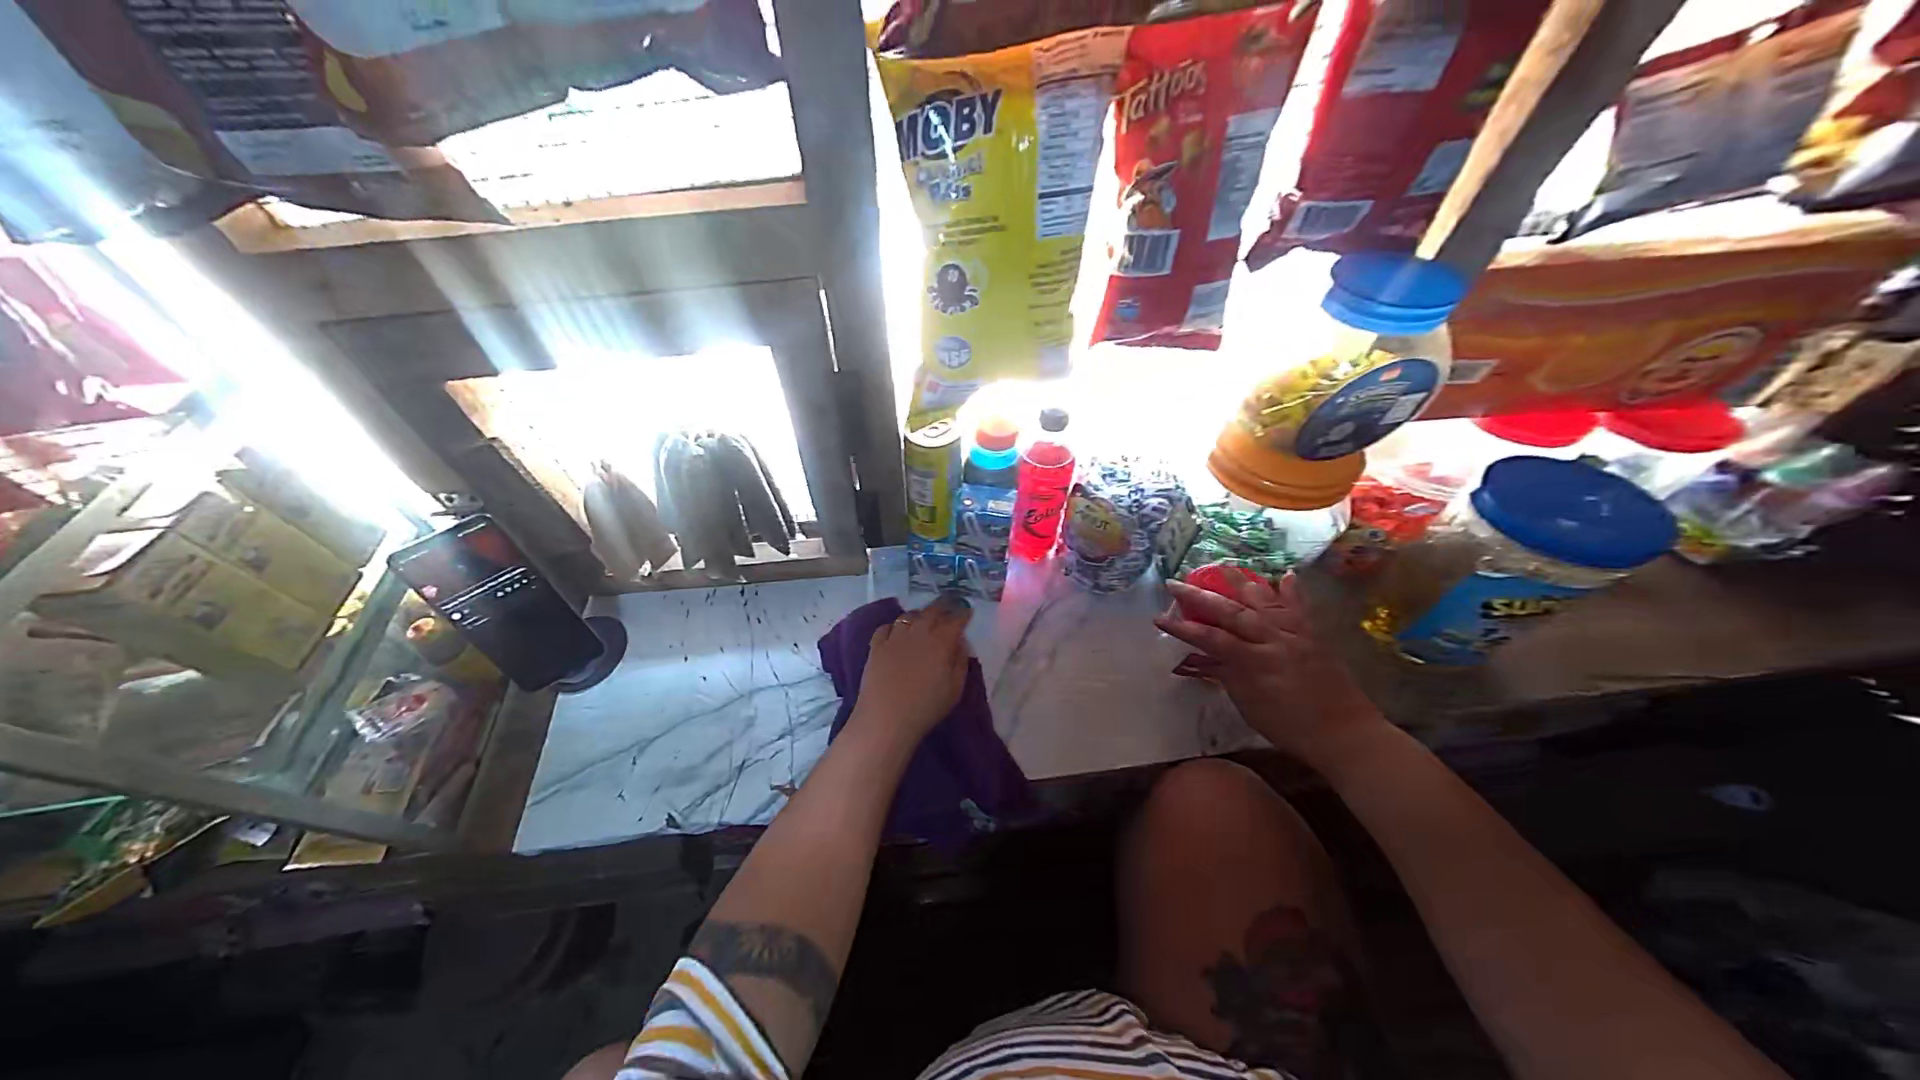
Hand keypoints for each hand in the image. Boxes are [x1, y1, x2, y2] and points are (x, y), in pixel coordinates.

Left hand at [853, 595, 971, 748]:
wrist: (886, 718)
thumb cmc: (926, 707)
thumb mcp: (954, 689)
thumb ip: (960, 662)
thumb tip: (960, 643)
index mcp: (940, 642)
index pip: (955, 620)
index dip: (962, 614)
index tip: (967, 611)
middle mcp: (918, 633)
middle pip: (931, 612)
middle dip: (943, 606)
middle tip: (949, 605)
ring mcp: (894, 638)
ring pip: (908, 616)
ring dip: (919, 614)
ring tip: (923, 617)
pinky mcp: (876, 646)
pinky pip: (885, 627)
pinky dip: (894, 626)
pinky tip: (896, 631)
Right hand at [1156, 572, 1387, 767]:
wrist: (1346, 734)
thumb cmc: (1291, 728)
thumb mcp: (1250, 706)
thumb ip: (1228, 676)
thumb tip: (1205, 657)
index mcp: (1255, 663)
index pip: (1211, 639)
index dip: (1183, 628)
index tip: (1159, 618)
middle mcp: (1274, 641)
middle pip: (1232, 613)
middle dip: (1201, 596)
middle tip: (1176, 583)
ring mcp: (1296, 635)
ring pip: (1265, 602)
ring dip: (1242, 583)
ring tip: (1223, 566)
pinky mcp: (1315, 636)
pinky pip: (1300, 608)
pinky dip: (1292, 592)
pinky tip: (1285, 575)